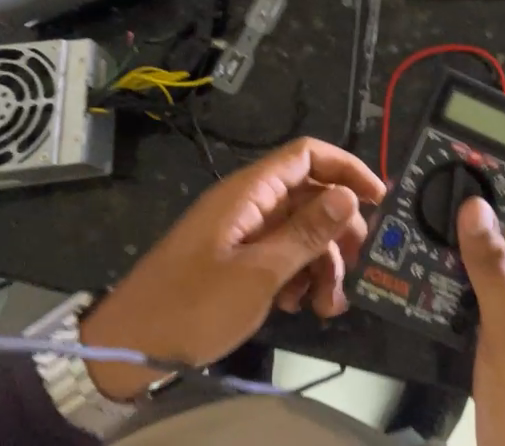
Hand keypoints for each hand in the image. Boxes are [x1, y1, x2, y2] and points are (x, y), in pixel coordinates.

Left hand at [79, 137, 384, 399]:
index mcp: (250, 191)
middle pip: (309, 196)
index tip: (379, 198)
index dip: (347, 168)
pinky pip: (279, 255)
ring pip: (298, 231)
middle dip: (338, 230)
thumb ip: (307, 232)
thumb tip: (350, 194)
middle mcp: (249, 203)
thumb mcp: (259, 273)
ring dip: (321, 263)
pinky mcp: (235, 260)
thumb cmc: (193, 304)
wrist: (126, 349)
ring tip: (327, 306)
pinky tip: (301, 306)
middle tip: (356, 266)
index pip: (307, 155)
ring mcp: (241, 232)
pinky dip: (298, 276)